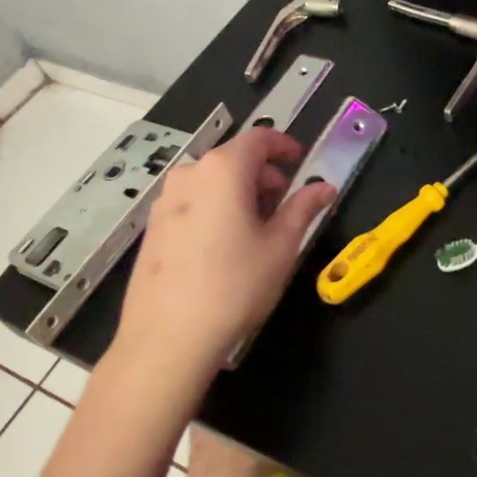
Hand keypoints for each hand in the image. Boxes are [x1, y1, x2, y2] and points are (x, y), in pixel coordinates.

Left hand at [119, 127, 335, 372]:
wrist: (166, 338)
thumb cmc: (234, 286)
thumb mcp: (281, 247)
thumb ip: (303, 208)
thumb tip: (324, 187)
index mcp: (223, 170)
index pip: (258, 138)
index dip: (283, 145)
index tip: (300, 160)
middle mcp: (189, 175)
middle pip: (233, 158)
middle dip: (263, 174)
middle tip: (285, 203)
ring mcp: (165, 201)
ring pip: (210, 181)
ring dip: (238, 192)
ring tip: (257, 228)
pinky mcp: (152, 228)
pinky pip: (191, 203)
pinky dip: (214, 208)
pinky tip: (225, 246)